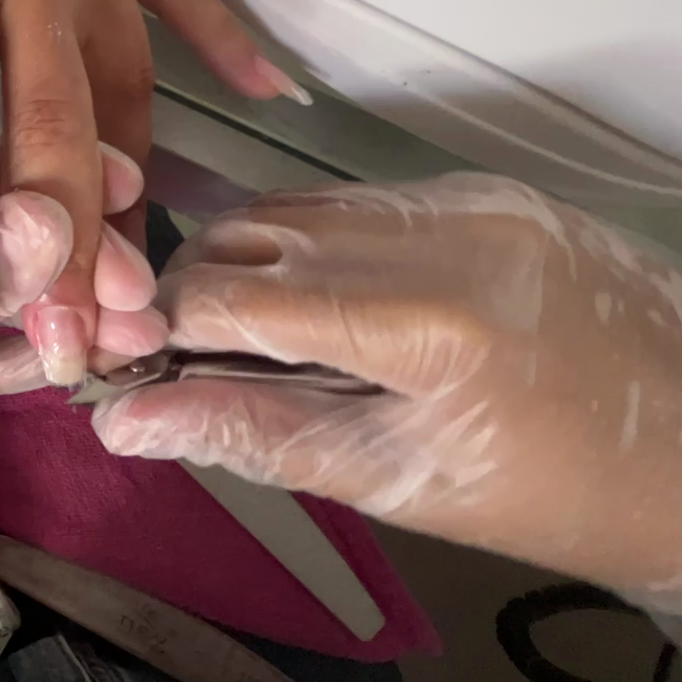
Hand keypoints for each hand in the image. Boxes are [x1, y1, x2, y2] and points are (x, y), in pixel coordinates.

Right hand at [91, 173, 681, 623]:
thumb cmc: (561, 495)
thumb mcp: (390, 482)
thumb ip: (244, 436)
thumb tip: (120, 423)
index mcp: (424, 324)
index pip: (225, 298)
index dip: (162, 329)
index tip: (140, 363)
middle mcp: (436, 234)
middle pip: (238, 237)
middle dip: (190, 292)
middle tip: (191, 351)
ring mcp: (457, 198)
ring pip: (274, 208)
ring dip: (235, 261)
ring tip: (250, 323)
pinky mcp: (468, 186)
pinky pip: (331, 200)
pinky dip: (292, 241)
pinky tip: (311, 290)